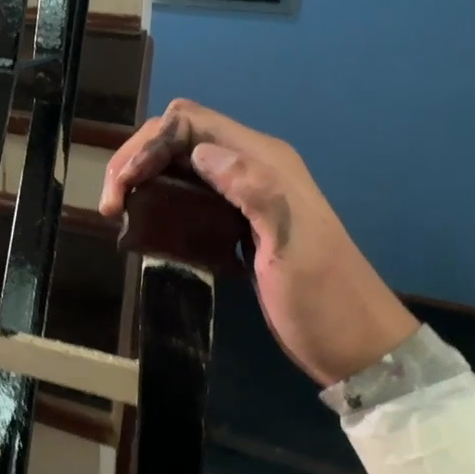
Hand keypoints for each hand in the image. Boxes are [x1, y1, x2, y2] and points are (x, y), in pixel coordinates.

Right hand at [99, 99, 419, 386]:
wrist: (362, 351)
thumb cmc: (325, 300)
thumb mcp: (293, 247)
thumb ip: (254, 191)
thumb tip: (200, 154)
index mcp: (263, 160)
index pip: (189, 122)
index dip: (149, 143)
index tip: (127, 183)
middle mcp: (251, 165)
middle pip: (176, 137)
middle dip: (135, 157)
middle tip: (112, 201)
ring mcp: (244, 190)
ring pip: (177, 160)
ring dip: (142, 176)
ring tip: (119, 210)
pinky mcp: (237, 217)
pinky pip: (187, 188)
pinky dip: (158, 196)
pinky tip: (146, 222)